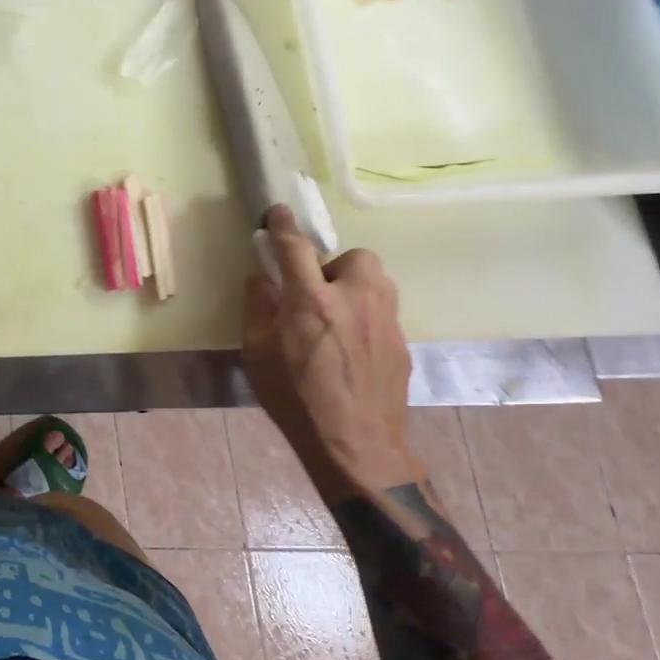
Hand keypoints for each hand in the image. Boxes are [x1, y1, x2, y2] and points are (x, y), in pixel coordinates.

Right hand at [242, 205, 423, 503]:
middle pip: (358, 257)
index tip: (277, 212)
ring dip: (357, 287)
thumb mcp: (257, 352)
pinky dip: (366, 318)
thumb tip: (261, 278)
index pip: (296, 248)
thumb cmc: (294, 399)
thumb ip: (259, 308)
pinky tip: (350, 348)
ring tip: (336, 314)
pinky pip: (383, 315)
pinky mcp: (402, 346)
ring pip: (379, 283)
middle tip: (317, 289)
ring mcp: (385, 323)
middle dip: (337, 264)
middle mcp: (355, 302)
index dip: (283, 226)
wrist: (356, 448)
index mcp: (312, 301)